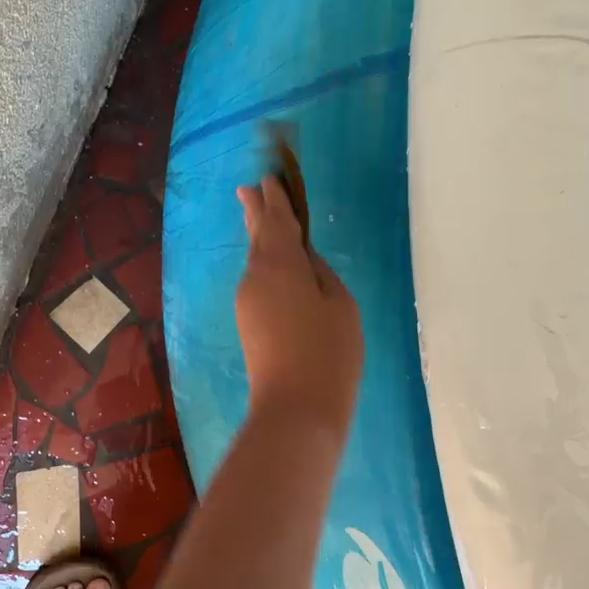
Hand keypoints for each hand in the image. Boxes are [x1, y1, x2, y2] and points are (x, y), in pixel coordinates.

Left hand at [234, 175, 362, 434]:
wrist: (296, 410)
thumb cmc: (329, 352)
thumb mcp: (340, 304)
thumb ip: (321, 273)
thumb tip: (304, 260)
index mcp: (280, 263)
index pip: (278, 220)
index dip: (276, 198)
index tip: (269, 178)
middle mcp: (255, 276)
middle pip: (257, 236)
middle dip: (255, 211)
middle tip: (248, 189)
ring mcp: (247, 302)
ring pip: (256, 261)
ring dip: (260, 238)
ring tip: (261, 218)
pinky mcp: (249, 324)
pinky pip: (259, 282)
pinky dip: (266, 265)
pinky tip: (275, 267)